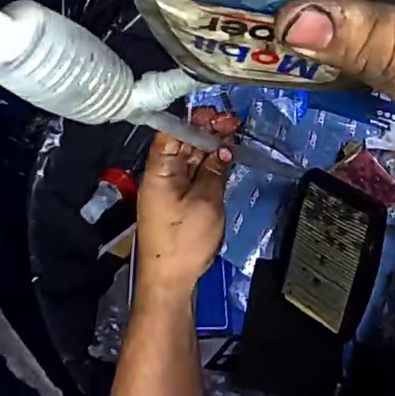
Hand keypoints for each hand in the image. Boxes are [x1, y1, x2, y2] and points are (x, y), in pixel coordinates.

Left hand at [134, 111, 236, 301]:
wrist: (170, 282)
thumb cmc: (184, 241)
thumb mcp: (206, 201)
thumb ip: (215, 170)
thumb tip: (224, 148)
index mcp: (159, 172)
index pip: (170, 133)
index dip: (192, 119)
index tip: (216, 113)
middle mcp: (162, 176)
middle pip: (183, 142)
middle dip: (207, 129)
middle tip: (233, 122)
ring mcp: (171, 189)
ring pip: (192, 156)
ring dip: (211, 144)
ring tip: (234, 133)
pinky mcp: (181, 201)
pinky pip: (196, 173)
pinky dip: (211, 163)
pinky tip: (227, 155)